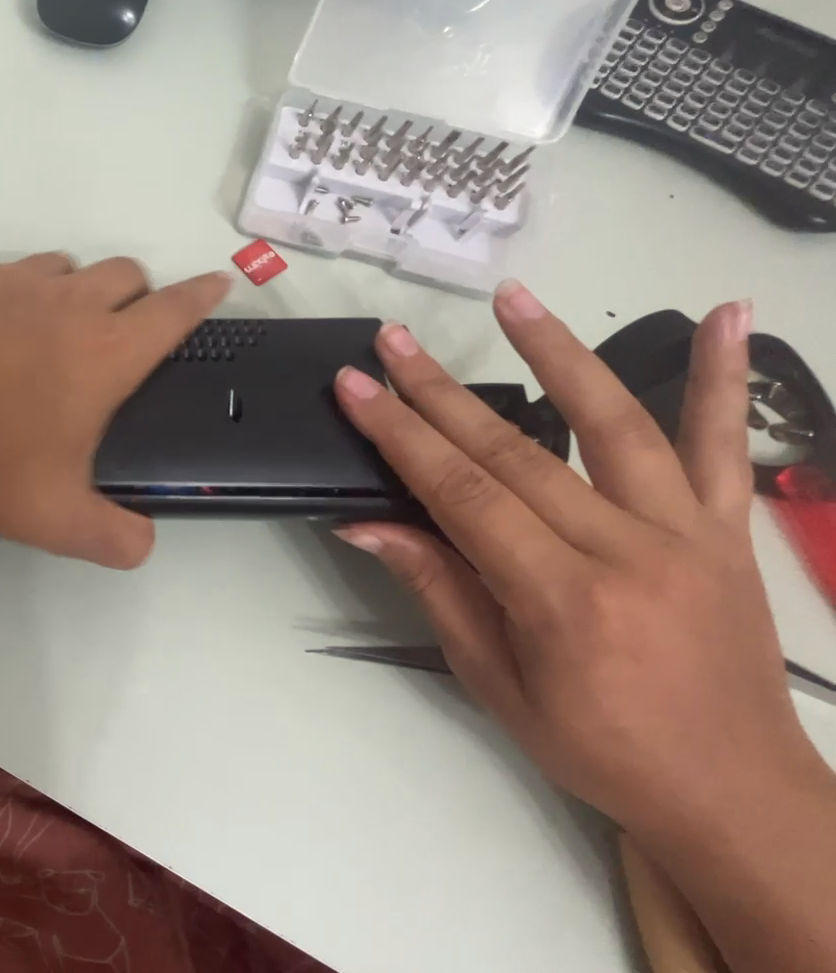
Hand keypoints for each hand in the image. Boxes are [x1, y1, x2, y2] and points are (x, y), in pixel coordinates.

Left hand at [0, 254, 229, 568]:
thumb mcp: (55, 521)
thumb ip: (115, 537)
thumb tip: (141, 543)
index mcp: (103, 352)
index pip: (175, 310)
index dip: (201, 297)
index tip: (214, 286)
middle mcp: (61, 302)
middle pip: (122, 273)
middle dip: (133, 296)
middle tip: (115, 333)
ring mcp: (0, 282)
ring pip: (57, 268)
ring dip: (66, 291)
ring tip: (39, 336)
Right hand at [333, 283, 831, 840]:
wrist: (733, 791)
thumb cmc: (596, 745)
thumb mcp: (491, 676)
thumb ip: (436, 586)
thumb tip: (366, 523)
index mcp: (563, 598)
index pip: (463, 494)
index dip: (402, 435)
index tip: (358, 387)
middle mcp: (630, 552)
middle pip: (517, 451)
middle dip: (441, 392)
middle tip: (392, 340)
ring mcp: (688, 534)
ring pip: (615, 424)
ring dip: (559, 353)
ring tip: (514, 299)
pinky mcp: (727, 531)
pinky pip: (726, 446)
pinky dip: (722, 379)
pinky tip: (726, 318)